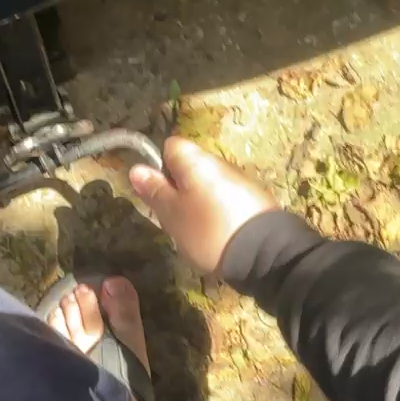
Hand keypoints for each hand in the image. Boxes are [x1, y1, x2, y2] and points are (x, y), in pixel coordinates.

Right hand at [129, 137, 278, 274]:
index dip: (159, 166)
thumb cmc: (208, 230)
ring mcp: (240, 182)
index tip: (157, 191)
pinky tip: (217, 237)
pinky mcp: (255, 202)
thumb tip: (136, 169)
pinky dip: (218, 215)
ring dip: (198, 204)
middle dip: (178, 190)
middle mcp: (220, 163)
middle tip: (173, 218)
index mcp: (197, 160)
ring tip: (195, 233)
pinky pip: (226, 201)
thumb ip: (155, 191)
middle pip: (190, 168)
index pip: (171, 146)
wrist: (263, 255)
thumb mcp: (172, 215)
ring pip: (207, 186)